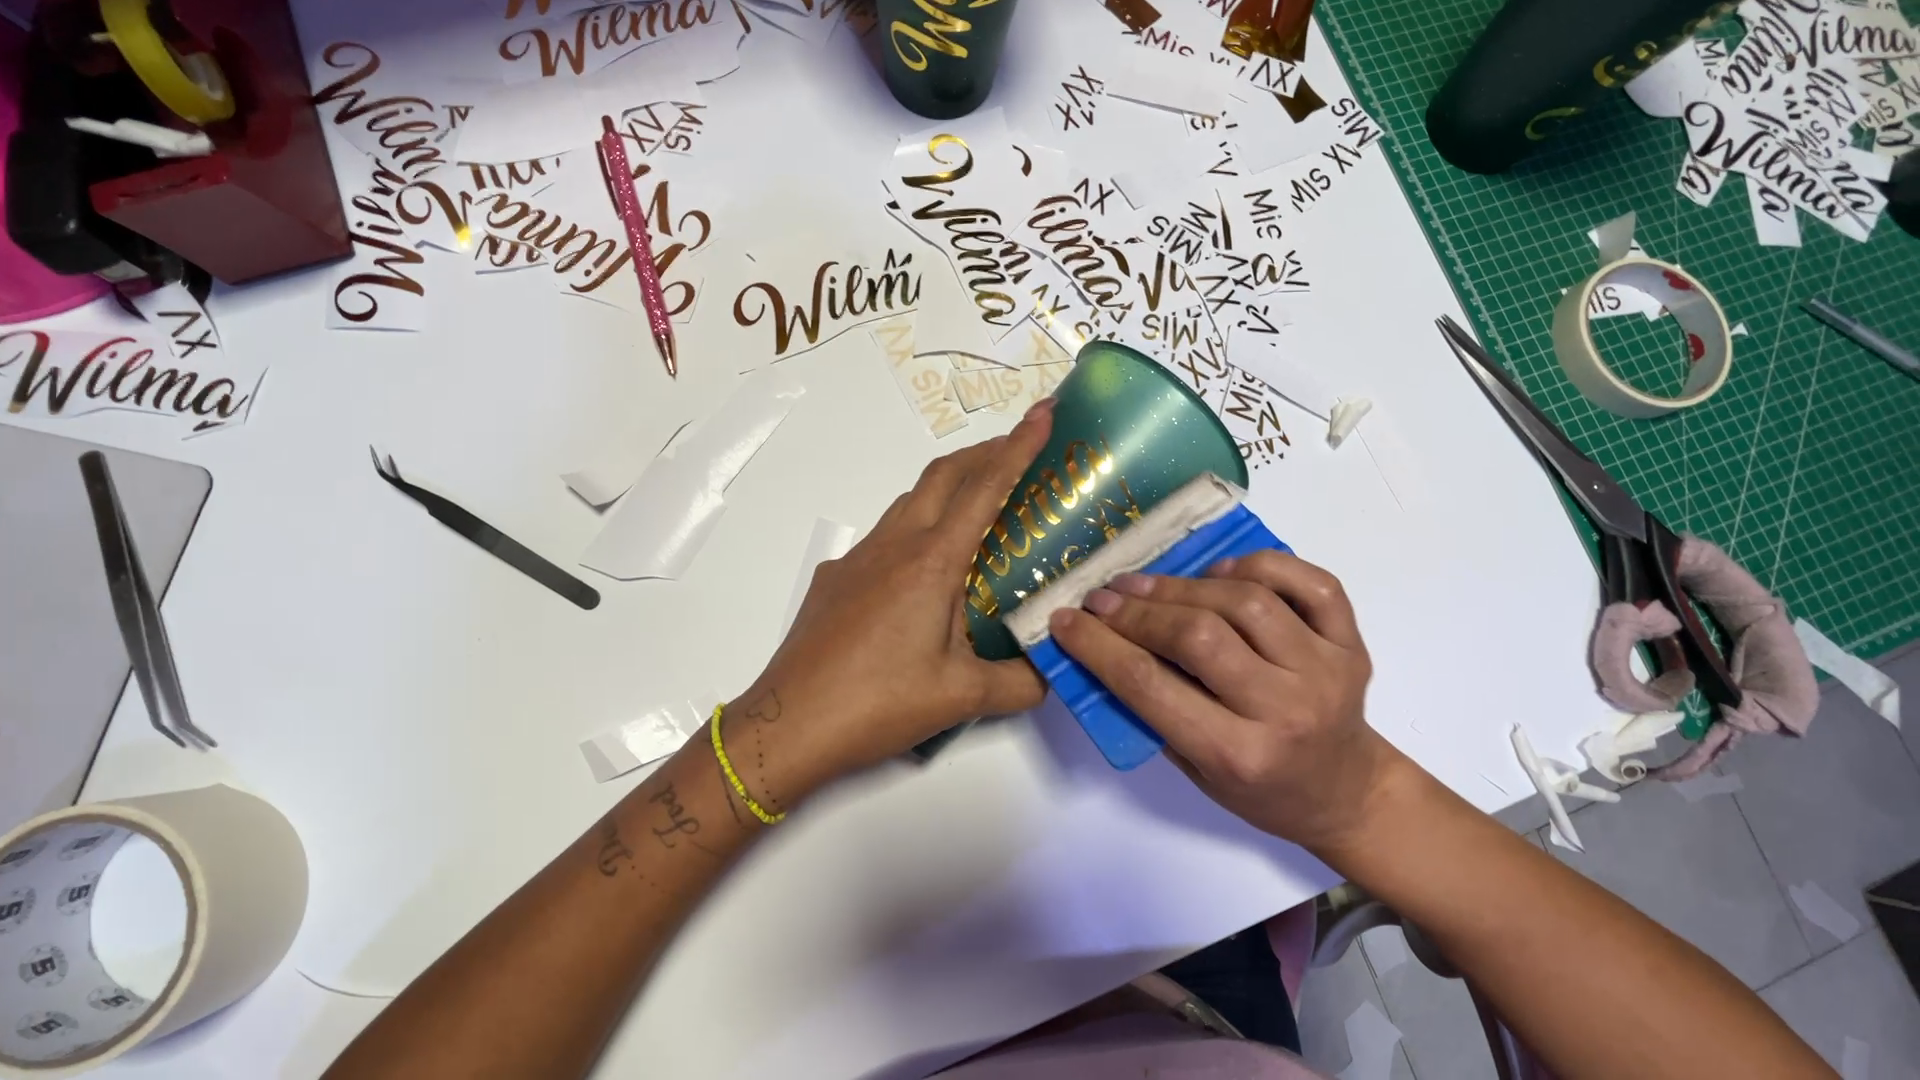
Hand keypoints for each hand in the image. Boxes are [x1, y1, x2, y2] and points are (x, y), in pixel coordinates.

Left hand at [728, 400, 1054, 802]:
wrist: (790, 724)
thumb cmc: (879, 703)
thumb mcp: (961, 697)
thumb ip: (1020, 683)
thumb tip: (1052, 673)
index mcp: (932, 563)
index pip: (984, 489)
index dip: (1019, 447)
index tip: (1043, 415)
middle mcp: (894, 546)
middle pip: (942, 475)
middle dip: (983, 453)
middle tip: (1018, 452)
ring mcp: (857, 559)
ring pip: (909, 503)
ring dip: (946, 490)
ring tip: (977, 511)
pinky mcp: (834, 580)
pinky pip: (883, 539)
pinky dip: (914, 533)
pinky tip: (921, 578)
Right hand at [1048, 552, 1388, 854]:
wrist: (1346, 793)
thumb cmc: (1259, 791)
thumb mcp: (1194, 769)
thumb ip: (1155, 709)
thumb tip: (1107, 641)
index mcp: (1238, 753)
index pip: (1150, 684)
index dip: (1098, 645)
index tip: (1066, 619)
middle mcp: (1284, 708)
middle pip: (1197, 635)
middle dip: (1136, 610)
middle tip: (1103, 597)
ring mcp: (1325, 671)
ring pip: (1246, 600)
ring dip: (1185, 584)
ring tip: (1149, 584)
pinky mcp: (1352, 644)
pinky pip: (1309, 583)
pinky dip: (1261, 565)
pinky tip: (1223, 573)